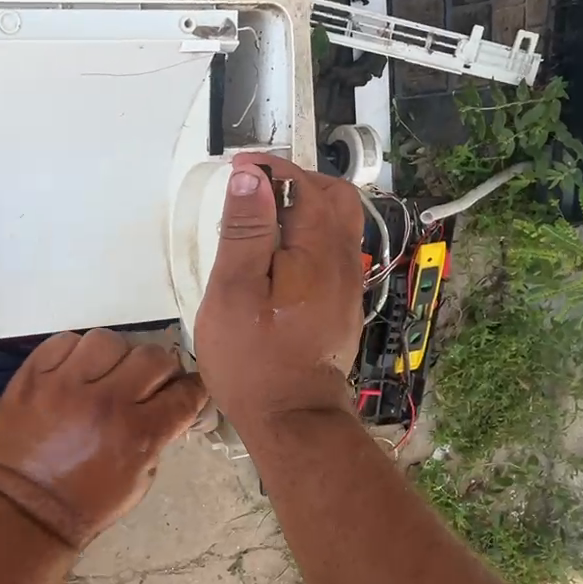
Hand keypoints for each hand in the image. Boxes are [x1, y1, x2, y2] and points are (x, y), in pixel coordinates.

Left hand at [0, 329, 208, 549]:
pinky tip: (75, 371)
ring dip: (116, 356)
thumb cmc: (87, 503)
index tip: (186, 389)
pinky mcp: (33, 375)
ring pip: (109, 340)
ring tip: (106, 374)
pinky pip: (64, 341)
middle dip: (159, 369)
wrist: (24, 510)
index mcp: (139, 433)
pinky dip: (75, 352)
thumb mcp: (140, 478)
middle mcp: (106, 401)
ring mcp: (66, 384)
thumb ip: (159, 435)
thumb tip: (171, 403)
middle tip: (147, 384)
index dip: (192, 388)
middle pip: (153, 356)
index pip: (185, 391)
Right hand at [194, 154, 365, 435]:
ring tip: (262, 214)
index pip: (302, 184)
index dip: (269, 168)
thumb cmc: (253, 357)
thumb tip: (250, 176)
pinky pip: (334, 249)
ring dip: (304, 205)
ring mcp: (348, 283)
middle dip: (294, 180)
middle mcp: (343, 259)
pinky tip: (279, 253)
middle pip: (333, 196)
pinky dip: (309, 232)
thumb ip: (245, 231)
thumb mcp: (235, 290)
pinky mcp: (342, 303)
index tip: (236, 166)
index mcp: (318, 249)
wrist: (292, 417)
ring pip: (338, 222)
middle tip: (252, 187)